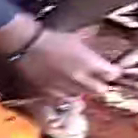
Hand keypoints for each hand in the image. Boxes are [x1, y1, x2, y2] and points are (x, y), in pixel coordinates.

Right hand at [0, 22, 119, 98]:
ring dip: (80, 91)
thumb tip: (98, 50)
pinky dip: (63, 96)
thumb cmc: (50, 38)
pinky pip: (61, 100)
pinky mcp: (48, 94)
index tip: (110, 69)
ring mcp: (64, 88)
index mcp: (91, 63)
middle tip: (95, 79)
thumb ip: (90, 49)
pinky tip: (60, 89)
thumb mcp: (76, 38)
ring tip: (75, 84)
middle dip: (99, 84)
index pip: (112, 74)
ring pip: (81, 96)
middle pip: (100, 90)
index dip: (112, 72)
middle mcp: (80, 79)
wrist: (25, 46)